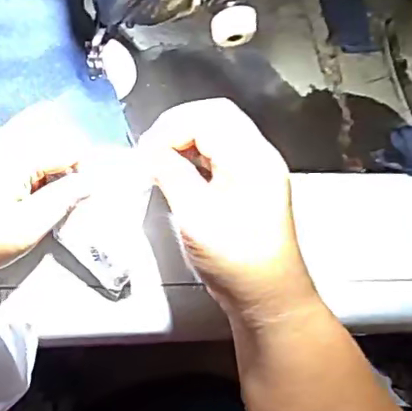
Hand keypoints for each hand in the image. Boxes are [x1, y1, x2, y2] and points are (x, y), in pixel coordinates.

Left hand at [0, 130, 91, 278]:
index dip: (81, 171)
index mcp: (16, 152)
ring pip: (26, 134)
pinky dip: (21, 158)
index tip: (74, 198)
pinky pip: (5, 143)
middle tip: (59, 193)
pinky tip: (15, 188)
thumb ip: (63, 198)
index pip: (68, 146)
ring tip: (37, 194)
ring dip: (42, 157)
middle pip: (47, 129)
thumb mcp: (28, 227)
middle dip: (63, 157)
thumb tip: (89, 181)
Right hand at [138, 98, 323, 329]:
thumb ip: (170, 176)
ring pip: (216, 132)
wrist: (266, 295)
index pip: (205, 118)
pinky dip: (193, 156)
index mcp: (251, 160)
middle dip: (175, 127)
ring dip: (183, 140)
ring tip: (158, 162)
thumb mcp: (194, 217)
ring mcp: (256, 170)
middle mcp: (258, 158)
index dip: (168, 131)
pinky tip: (176, 174)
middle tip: (149, 151)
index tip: (145, 155)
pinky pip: (219, 154)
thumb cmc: (238, 263)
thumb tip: (149, 154)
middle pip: (214, 116)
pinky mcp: (249, 185)